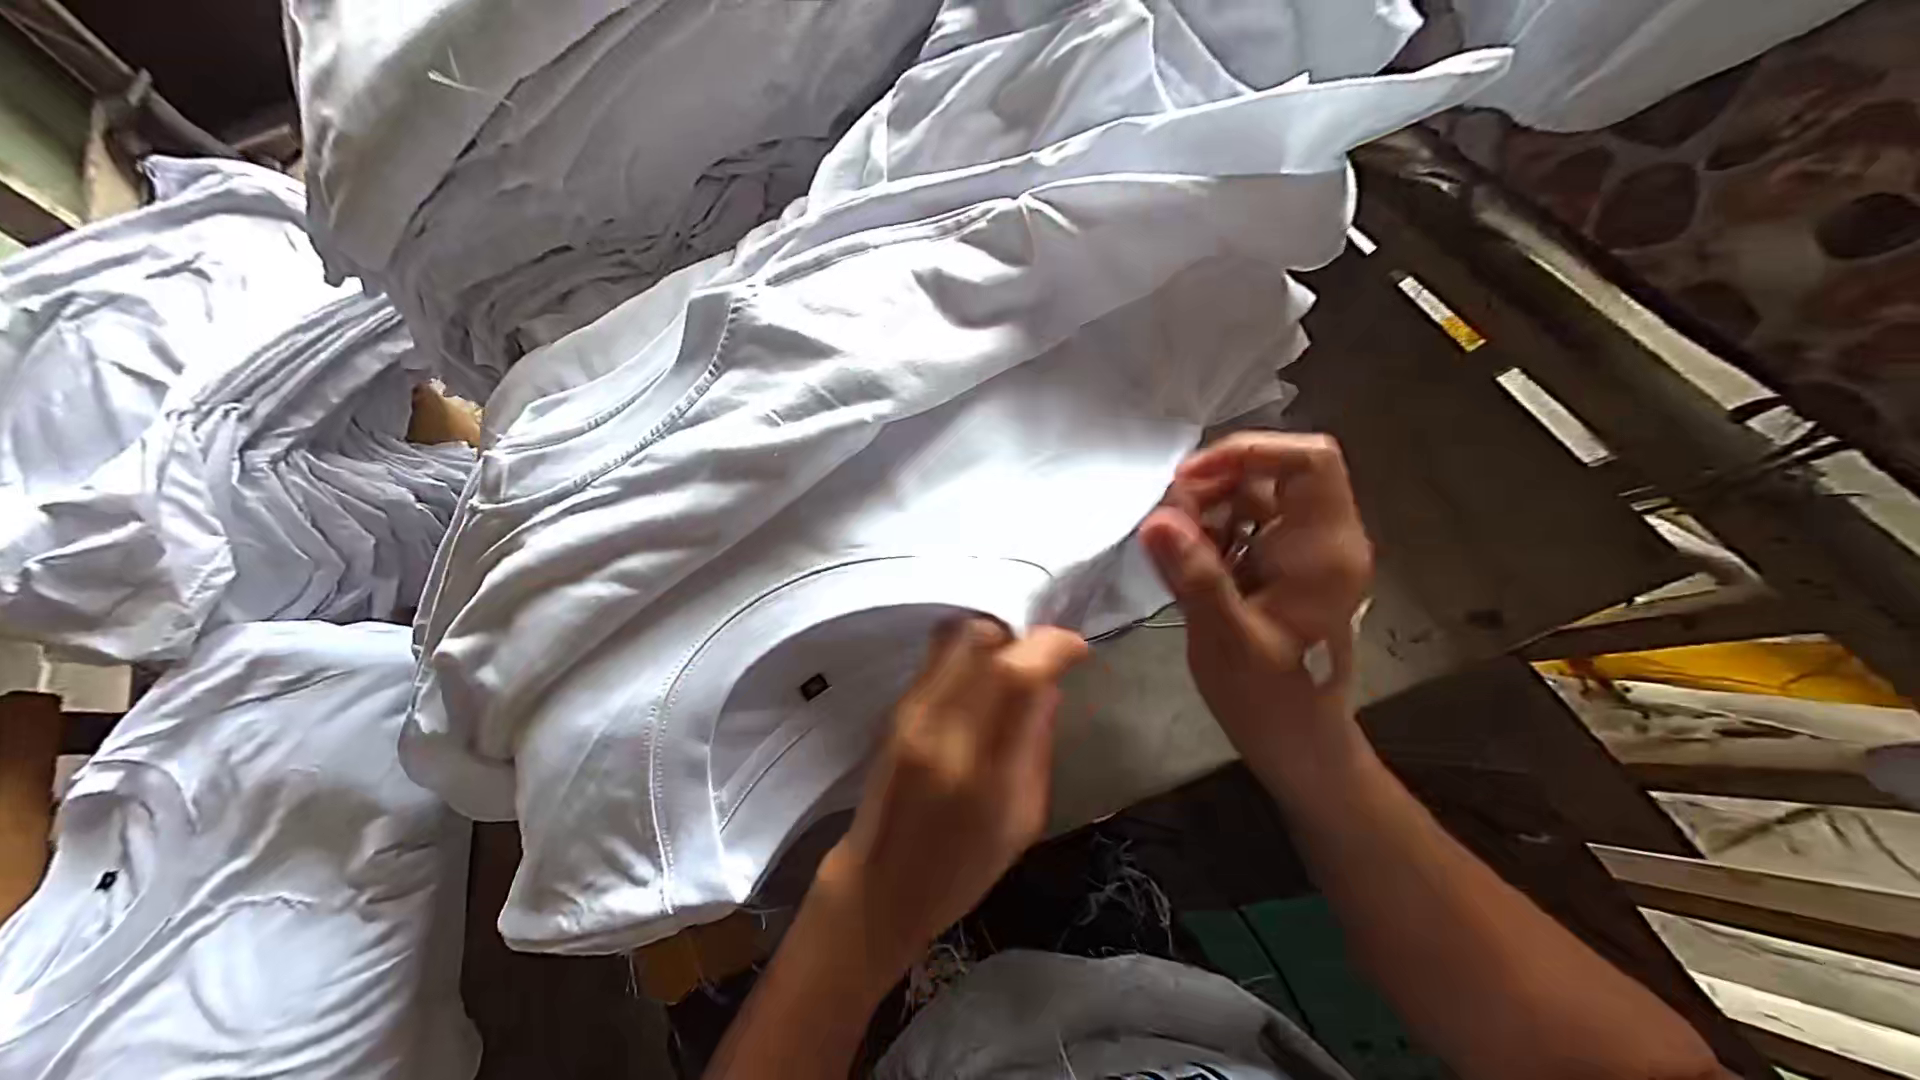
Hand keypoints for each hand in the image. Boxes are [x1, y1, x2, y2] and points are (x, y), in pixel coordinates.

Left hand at [809, 619, 1088, 975]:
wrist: (878, 885)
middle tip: (1041, 657)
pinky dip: (968, 652)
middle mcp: (934, 727)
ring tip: (1014, 663)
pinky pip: (935, 657)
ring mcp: (907, 714)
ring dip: (992, 638)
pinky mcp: (892, 710)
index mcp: (976, 766)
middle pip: (977, 639)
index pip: (1013, 675)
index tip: (1077, 648)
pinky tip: (983, 679)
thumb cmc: (961, 870)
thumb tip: (1049, 686)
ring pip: (951, 637)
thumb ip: (1036, 745)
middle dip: (1020, 635)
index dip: (1051, 647)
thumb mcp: (1022, 819)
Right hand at [1140, 433, 1373, 772]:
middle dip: (1212, 487)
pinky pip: (1239, 524)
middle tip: (1169, 525)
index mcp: (1326, 550)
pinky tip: (1184, 563)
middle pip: (1269, 473)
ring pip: (1249, 496)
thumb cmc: (1272, 700)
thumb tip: (1156, 519)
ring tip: (1172, 548)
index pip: (1309, 461)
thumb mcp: (1227, 639)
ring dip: (1203, 510)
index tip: (1190, 481)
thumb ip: (1195, 576)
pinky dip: (1205, 532)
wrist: (1294, 741)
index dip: (1250, 452)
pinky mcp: (1276, 564)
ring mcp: (1298, 550)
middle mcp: (1320, 538)